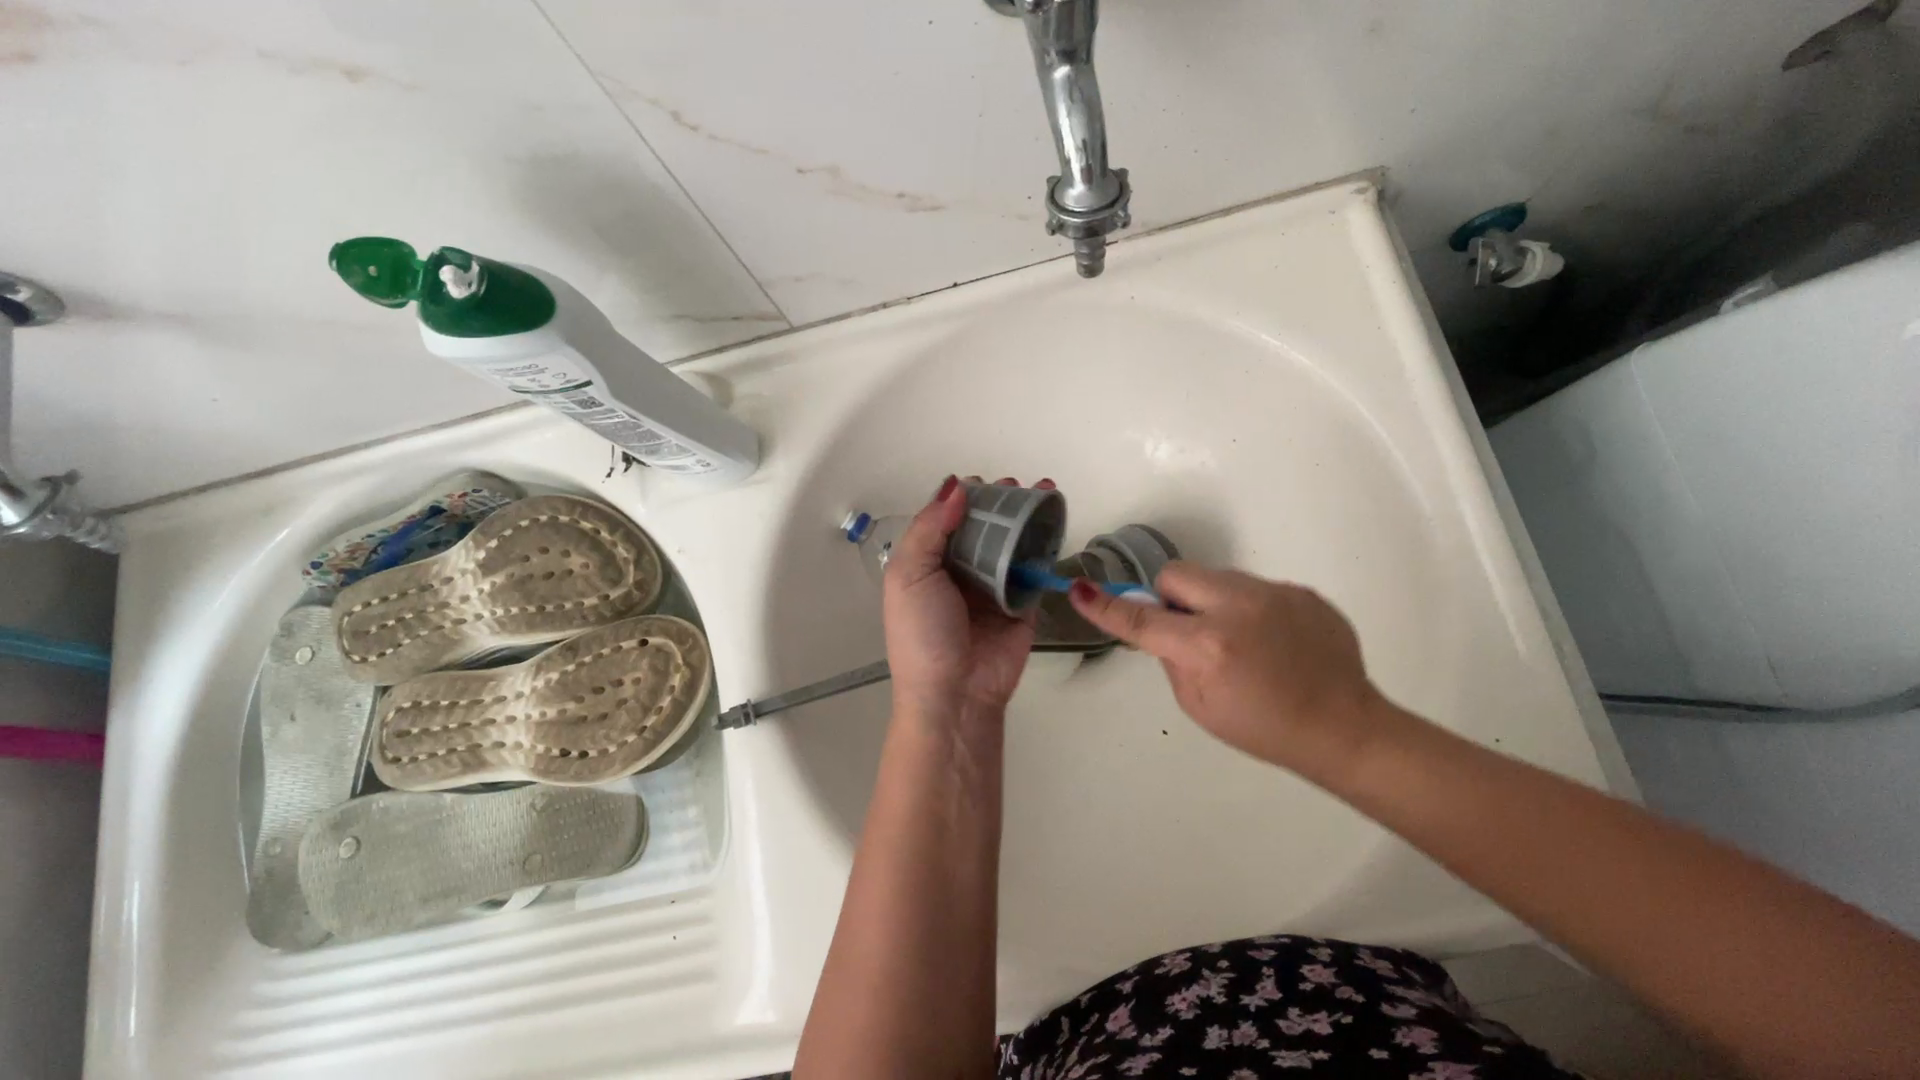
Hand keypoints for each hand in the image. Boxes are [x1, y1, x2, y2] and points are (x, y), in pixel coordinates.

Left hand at [883, 475, 1049, 724]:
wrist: (954, 693)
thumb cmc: (922, 634)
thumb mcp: (908, 575)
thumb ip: (930, 528)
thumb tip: (956, 487)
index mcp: (928, 564)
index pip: (946, 520)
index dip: (964, 499)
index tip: (982, 485)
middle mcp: (961, 572)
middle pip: (983, 528)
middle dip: (1000, 504)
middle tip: (1016, 487)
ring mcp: (994, 587)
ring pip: (1012, 544)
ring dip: (1026, 518)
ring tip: (1042, 495)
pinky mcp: (1024, 605)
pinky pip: (1035, 571)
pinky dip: (1045, 547)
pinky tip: (1055, 525)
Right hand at [1068, 563, 1389, 776]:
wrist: (1343, 727)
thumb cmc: (1263, 729)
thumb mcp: (1199, 706)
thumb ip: (1173, 659)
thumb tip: (1164, 628)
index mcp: (1209, 646)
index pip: (1142, 620)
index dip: (1107, 607)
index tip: (1079, 590)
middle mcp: (1239, 608)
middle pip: (1177, 574)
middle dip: (1172, 598)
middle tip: (1190, 632)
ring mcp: (1275, 594)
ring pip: (1218, 578)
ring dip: (1214, 602)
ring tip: (1244, 643)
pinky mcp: (1302, 592)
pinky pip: (1256, 589)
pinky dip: (1251, 610)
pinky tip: (1274, 643)